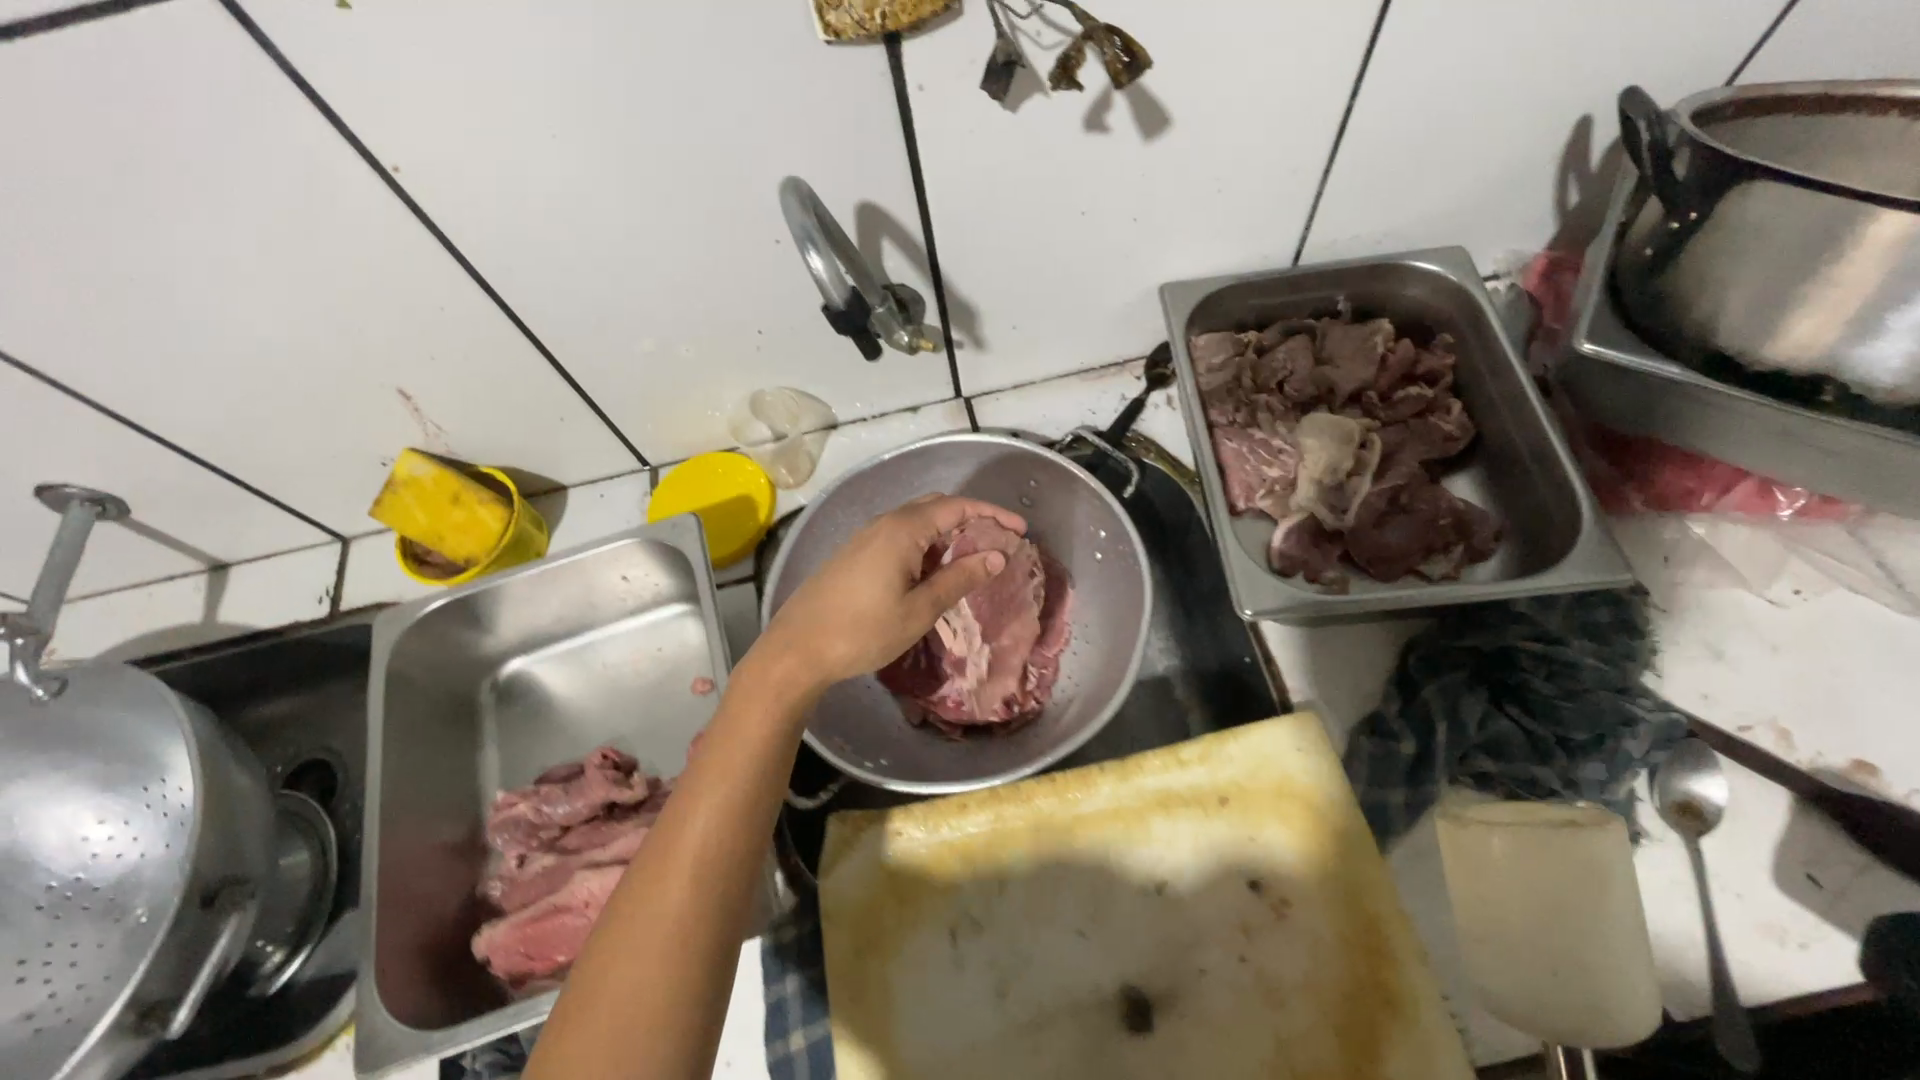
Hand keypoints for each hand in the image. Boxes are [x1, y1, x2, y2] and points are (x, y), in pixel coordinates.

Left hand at [757, 494, 1026, 691]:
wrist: (797, 649)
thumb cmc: (862, 632)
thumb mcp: (919, 610)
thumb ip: (958, 579)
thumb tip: (996, 556)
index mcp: (903, 530)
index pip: (957, 507)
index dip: (991, 514)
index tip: (1020, 530)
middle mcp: (884, 524)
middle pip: (936, 507)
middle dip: (971, 518)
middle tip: (998, 542)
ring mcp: (865, 538)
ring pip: (916, 521)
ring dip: (947, 532)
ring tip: (973, 558)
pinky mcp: (855, 555)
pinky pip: (900, 536)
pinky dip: (926, 544)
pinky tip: (933, 571)